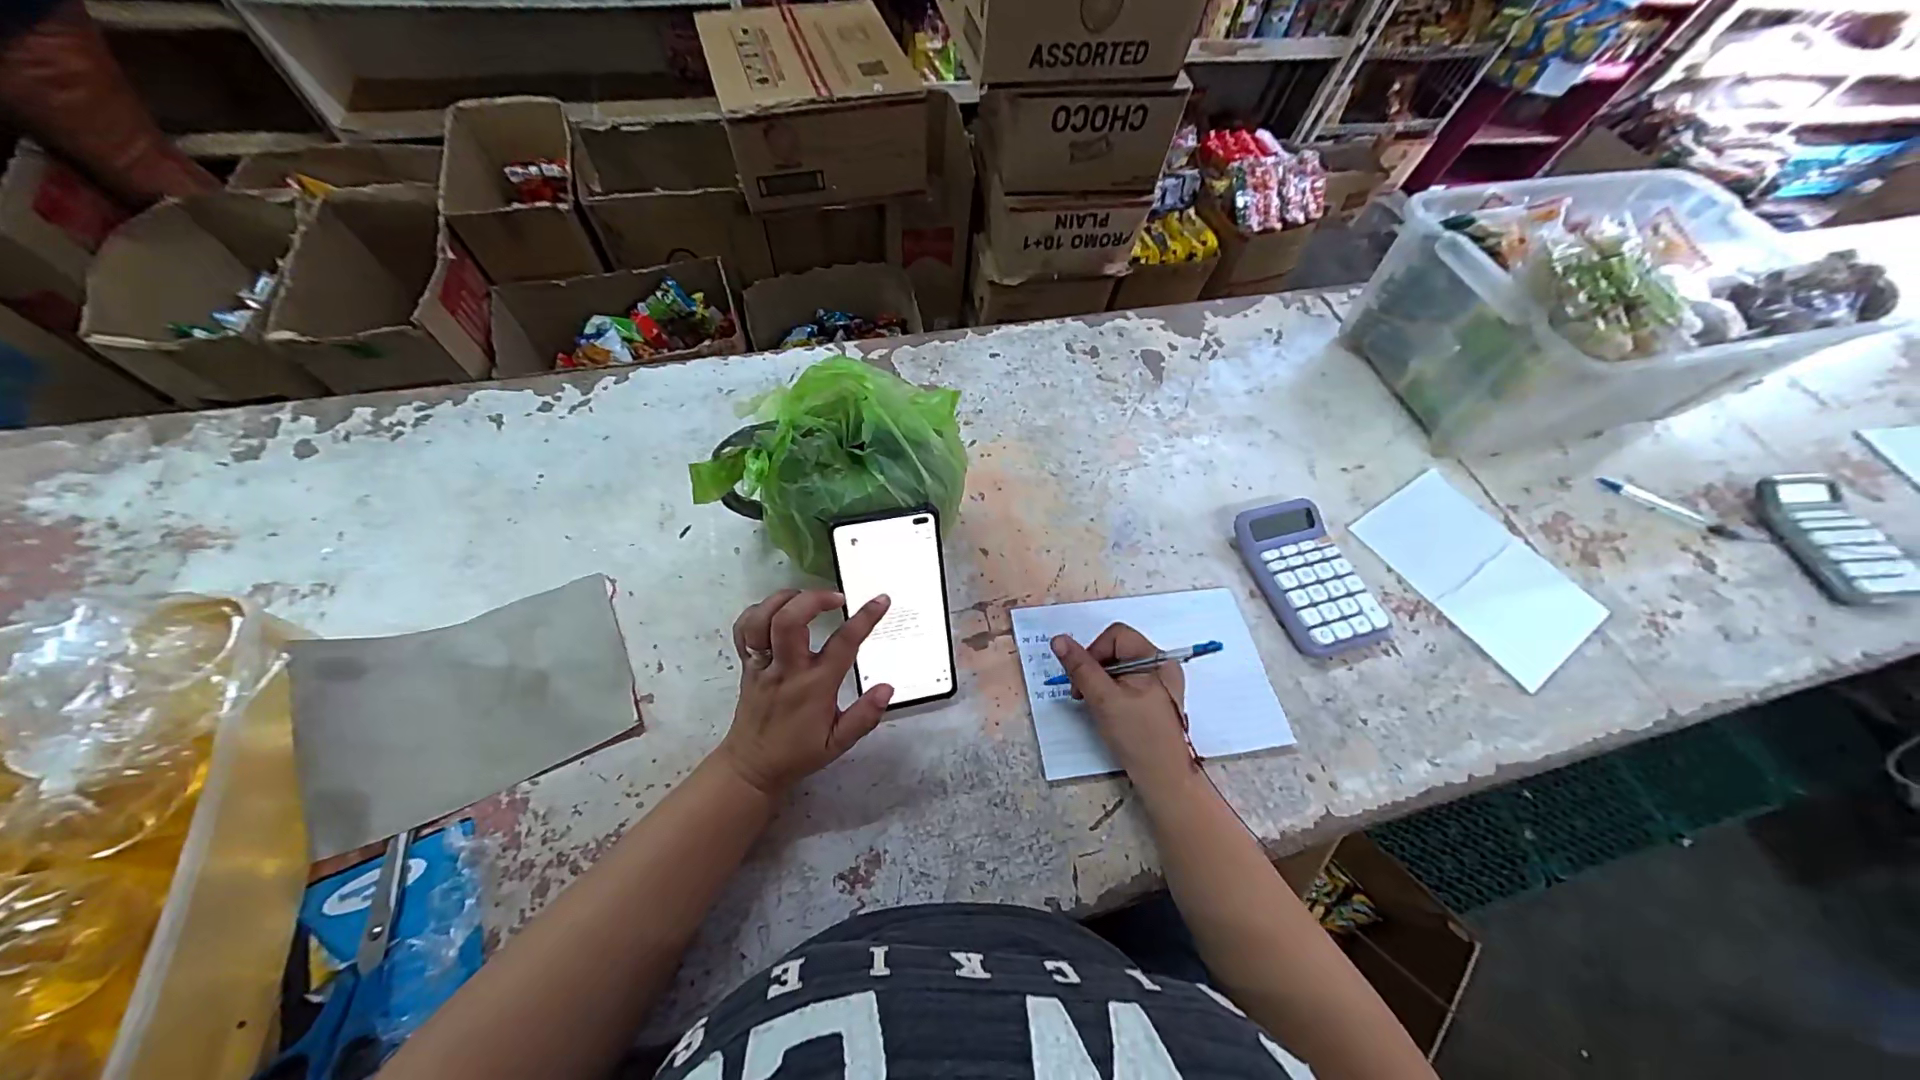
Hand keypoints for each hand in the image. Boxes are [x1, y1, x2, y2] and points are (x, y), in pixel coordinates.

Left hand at [715, 589, 893, 796]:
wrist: (752, 767)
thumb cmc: (798, 753)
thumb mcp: (839, 742)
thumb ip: (865, 716)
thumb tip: (887, 688)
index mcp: (814, 687)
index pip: (842, 644)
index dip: (864, 619)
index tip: (881, 601)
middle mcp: (786, 670)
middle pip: (789, 620)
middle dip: (814, 599)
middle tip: (836, 598)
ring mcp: (762, 665)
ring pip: (761, 620)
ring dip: (784, 599)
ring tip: (806, 598)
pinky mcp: (747, 665)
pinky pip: (744, 630)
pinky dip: (758, 612)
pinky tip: (777, 611)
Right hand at [1051, 623, 1192, 779]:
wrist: (1165, 778)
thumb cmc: (1137, 735)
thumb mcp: (1102, 698)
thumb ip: (1080, 667)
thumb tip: (1059, 639)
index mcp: (1156, 659)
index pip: (1116, 635)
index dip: (1093, 652)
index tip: (1082, 679)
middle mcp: (1163, 666)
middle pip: (1118, 650)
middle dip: (1095, 668)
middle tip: (1083, 694)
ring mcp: (1162, 684)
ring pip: (1121, 668)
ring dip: (1101, 681)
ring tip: (1095, 705)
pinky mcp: (1158, 701)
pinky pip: (1129, 683)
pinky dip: (1113, 692)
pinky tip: (1109, 712)